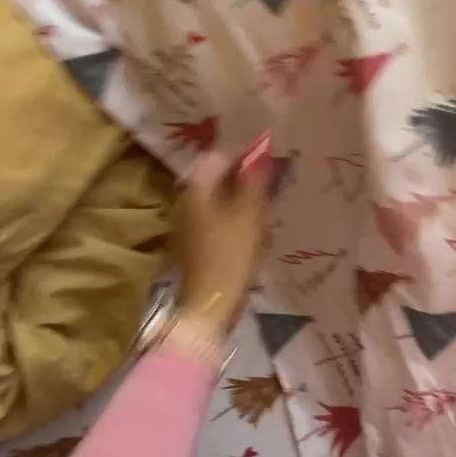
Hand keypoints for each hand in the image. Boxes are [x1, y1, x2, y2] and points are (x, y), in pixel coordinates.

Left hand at [172, 145, 270, 333]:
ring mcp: (186, 223)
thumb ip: (254, 180)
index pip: (219, 156)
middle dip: (244, 181)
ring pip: (218, 200)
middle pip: (217, 179)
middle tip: (270, 191)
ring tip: (264, 214)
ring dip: (241, 202)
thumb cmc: (230, 254)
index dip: (245, 156)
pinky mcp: (192, 242)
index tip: (269, 167)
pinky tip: (252, 235)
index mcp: (195, 188)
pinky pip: (216, 220)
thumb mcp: (249, 213)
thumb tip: (260, 154)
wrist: (211, 302)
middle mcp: (185, 200)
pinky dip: (234, 221)